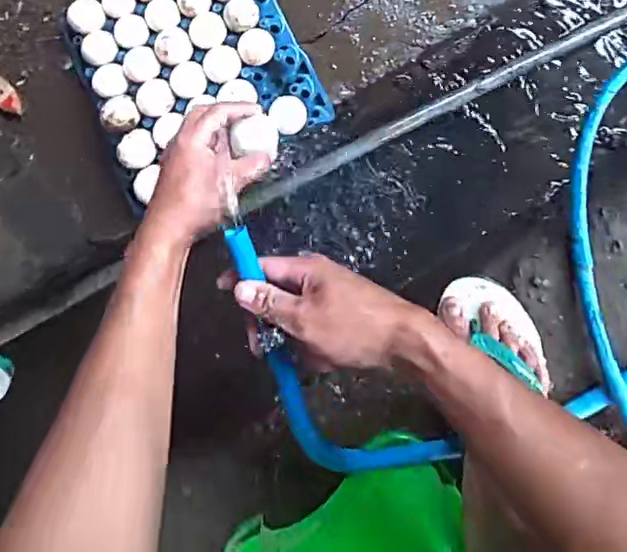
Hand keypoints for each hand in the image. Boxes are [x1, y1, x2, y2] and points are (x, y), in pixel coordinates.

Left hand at [138, 101, 270, 249]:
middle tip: (244, 117)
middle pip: (203, 113)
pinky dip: (209, 140)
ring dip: (216, 126)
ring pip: (196, 127)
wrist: (167, 229)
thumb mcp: (231, 184)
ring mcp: (174, 152)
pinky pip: (192, 141)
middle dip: (225, 111)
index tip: (255, 110)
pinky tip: (220, 155)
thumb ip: (252, 167)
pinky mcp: (174, 165)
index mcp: (192, 138)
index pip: (217, 111)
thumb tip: (265, 158)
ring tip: (235, 135)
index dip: (239, 108)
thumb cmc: (192, 206)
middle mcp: (180, 140)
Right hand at [224, 253, 431, 373]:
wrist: (405, 344)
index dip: (241, 276)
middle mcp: (316, 278)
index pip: (263, 265)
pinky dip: (314, 347)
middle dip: (268, 323)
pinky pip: (314, 331)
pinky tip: (326, 361)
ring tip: (309, 358)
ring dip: (294, 341)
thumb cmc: (353, 327)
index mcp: (306, 269)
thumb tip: (239, 286)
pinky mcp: (341, 318)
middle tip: (263, 349)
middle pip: (276, 295)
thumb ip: (270, 304)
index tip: (221, 290)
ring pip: (295, 319)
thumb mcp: (304, 319)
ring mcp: (330, 298)